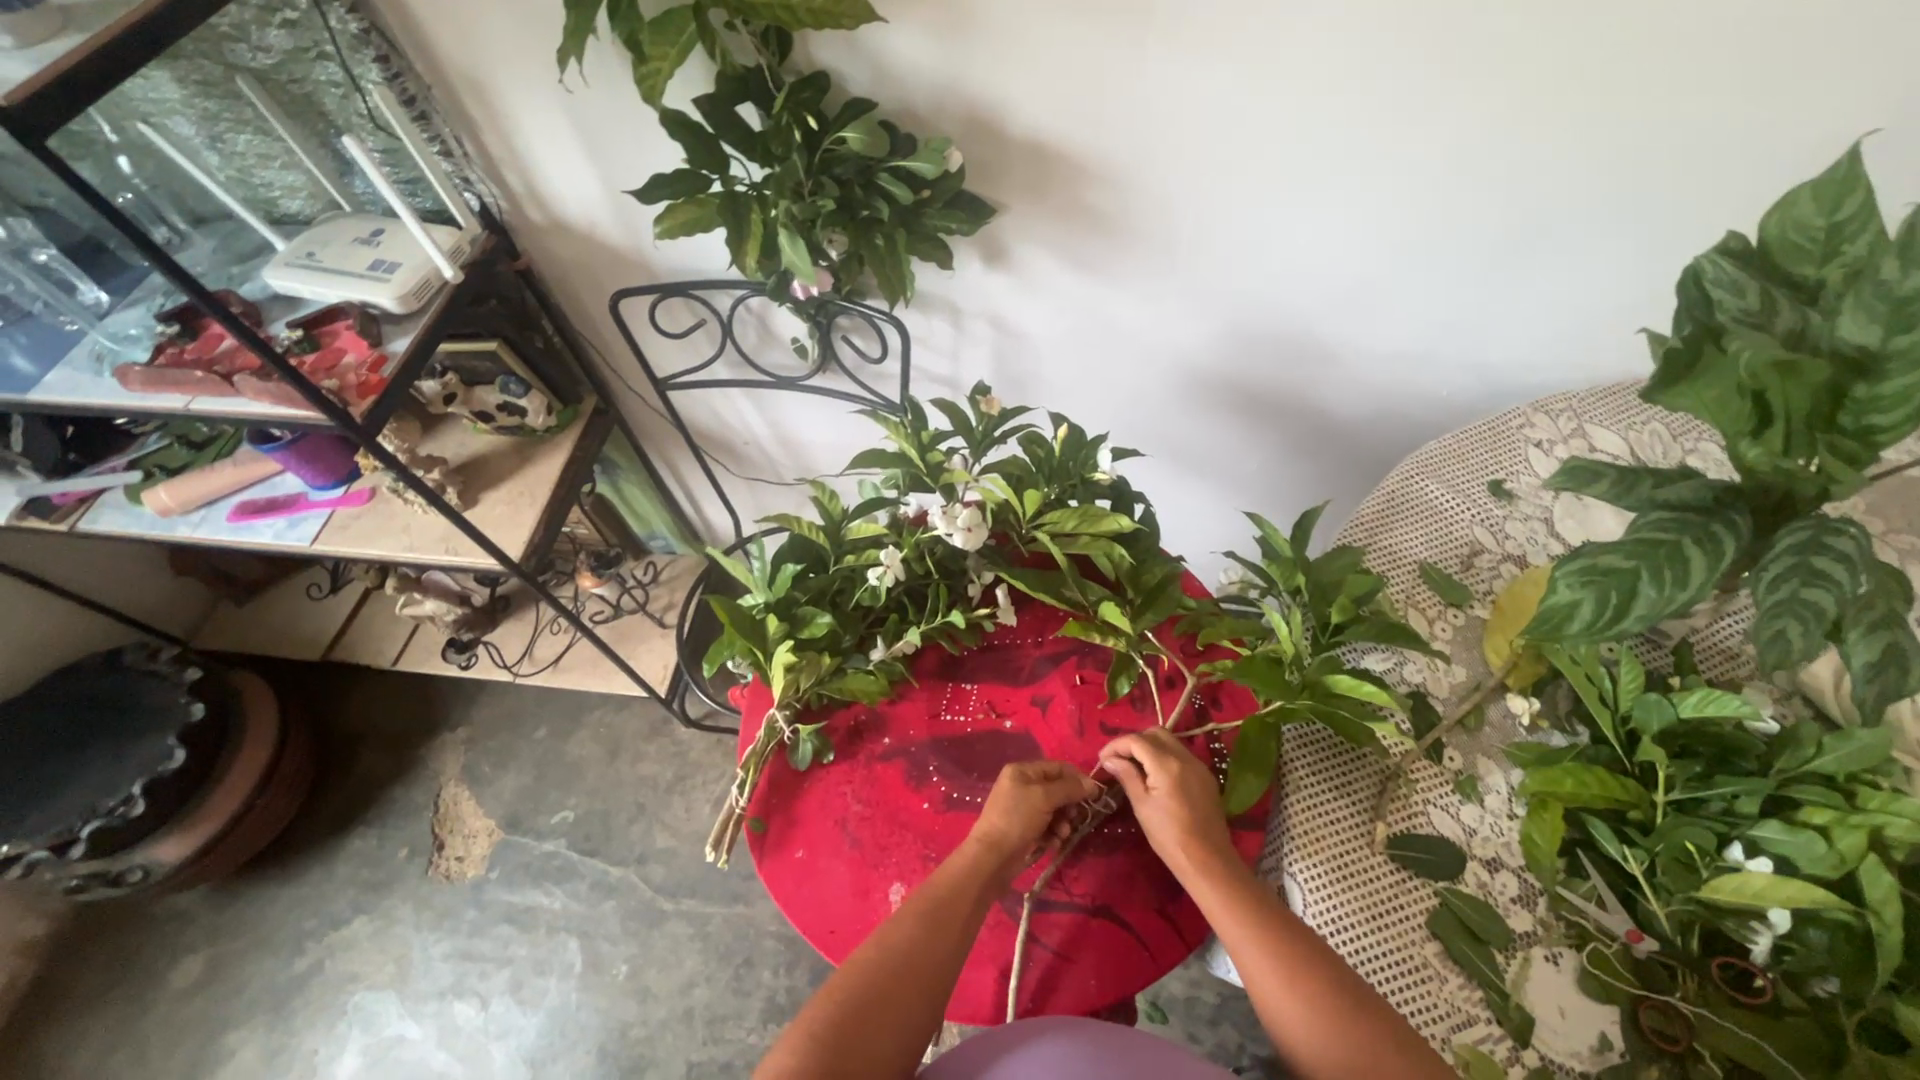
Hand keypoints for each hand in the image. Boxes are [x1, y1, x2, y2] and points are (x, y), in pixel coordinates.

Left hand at [962, 761, 1100, 882]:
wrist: (993, 856)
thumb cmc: (1017, 819)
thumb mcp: (1045, 798)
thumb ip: (1069, 789)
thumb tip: (1093, 784)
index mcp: (1022, 771)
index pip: (1057, 767)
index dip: (1076, 779)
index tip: (1094, 793)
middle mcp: (1021, 786)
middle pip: (1057, 789)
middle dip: (1068, 804)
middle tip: (1073, 816)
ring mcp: (1022, 808)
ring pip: (1054, 810)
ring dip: (1062, 822)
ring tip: (1061, 833)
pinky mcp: (1024, 828)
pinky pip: (1046, 825)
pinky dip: (1052, 833)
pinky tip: (1052, 843)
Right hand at [1099, 728, 1236, 878]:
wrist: (1208, 860)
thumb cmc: (1168, 836)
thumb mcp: (1142, 806)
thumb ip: (1127, 776)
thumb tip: (1110, 759)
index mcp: (1167, 765)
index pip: (1136, 740)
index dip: (1116, 745)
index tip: (1102, 760)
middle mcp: (1185, 758)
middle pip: (1155, 733)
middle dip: (1134, 741)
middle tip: (1119, 760)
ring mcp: (1199, 765)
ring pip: (1170, 741)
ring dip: (1150, 746)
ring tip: (1134, 766)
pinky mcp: (1206, 776)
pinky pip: (1182, 755)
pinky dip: (1165, 756)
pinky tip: (1155, 775)